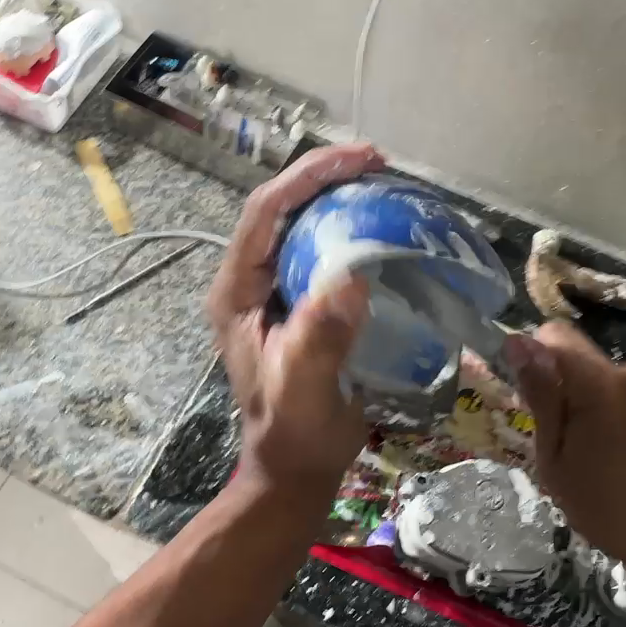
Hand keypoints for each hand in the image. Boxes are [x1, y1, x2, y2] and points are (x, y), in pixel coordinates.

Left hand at [206, 143, 383, 497]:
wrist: (296, 466)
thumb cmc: (295, 433)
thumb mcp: (302, 390)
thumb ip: (319, 338)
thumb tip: (351, 275)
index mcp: (237, 293)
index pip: (264, 213)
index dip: (308, 177)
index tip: (362, 160)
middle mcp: (250, 283)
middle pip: (283, 210)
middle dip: (327, 179)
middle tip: (381, 166)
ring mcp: (274, 293)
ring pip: (303, 227)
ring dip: (341, 202)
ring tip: (388, 189)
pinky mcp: (300, 305)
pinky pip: (322, 254)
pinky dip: (352, 234)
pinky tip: (386, 231)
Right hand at [504, 322, 625, 591]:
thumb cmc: (614, 512)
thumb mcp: (558, 462)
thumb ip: (541, 399)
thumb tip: (517, 343)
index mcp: (602, 383)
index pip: (554, 334)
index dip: (534, 359)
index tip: (533, 402)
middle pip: (583, 362)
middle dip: (567, 393)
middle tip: (566, 448)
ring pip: (609, 383)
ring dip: (596, 408)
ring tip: (601, 461)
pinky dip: (624, 419)